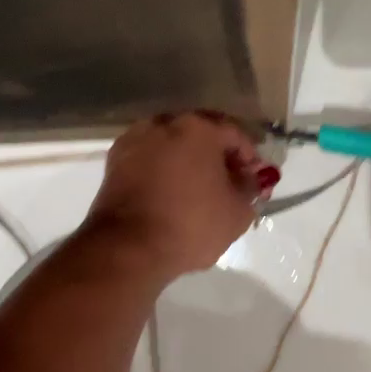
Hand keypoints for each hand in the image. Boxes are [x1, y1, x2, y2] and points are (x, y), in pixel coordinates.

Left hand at [84, 111, 278, 279]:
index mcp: (198, 127)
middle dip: (218, 156)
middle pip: (201, 134)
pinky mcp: (115, 160)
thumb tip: (251, 177)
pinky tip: (170, 193)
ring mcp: (135, 139)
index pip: (235, 134)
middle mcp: (164, 123)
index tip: (255, 181)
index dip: (250, 158)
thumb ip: (251, 187)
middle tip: (229, 184)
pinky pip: (150, 158)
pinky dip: (163, 170)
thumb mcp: (237, 211)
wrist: (127, 248)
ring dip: (188, 161)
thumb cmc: (190, 224)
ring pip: (172, 144)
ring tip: (198, 191)